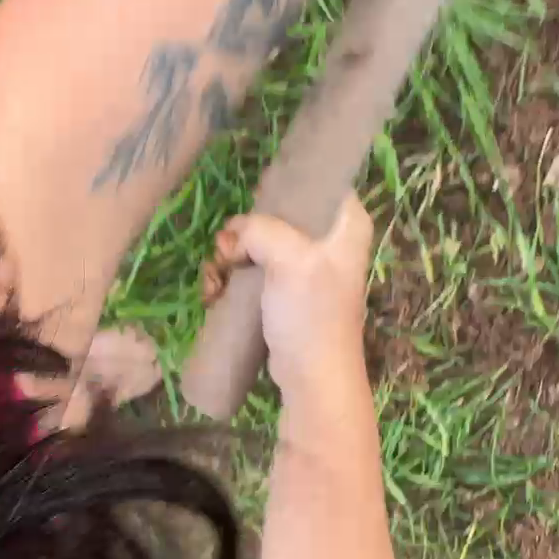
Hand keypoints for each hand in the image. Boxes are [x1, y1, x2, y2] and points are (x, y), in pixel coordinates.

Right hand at [202, 196, 374, 402]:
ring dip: (227, 261)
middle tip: (227, 255)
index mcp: (345, 222)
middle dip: (240, 234)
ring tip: (215, 283)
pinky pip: (249, 274)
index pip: (314, 180)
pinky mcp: (282, 296)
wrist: (312, 378)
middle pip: (273, 215)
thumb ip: (260, 231)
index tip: (251, 207)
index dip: (278, 188)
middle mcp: (327, 240)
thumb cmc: (311, 317)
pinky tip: (214, 295)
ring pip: (255, 246)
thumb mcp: (291, 260)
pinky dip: (228, 281)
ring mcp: (303, 270)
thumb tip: (231, 238)